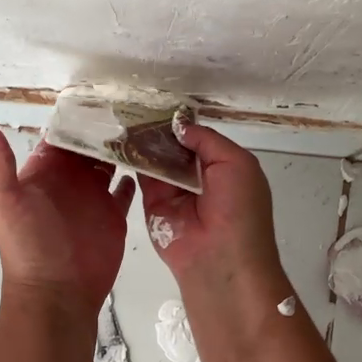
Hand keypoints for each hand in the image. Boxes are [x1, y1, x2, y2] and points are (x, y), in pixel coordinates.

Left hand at [0, 119, 135, 313]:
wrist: (56, 291)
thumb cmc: (28, 245)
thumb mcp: (4, 198)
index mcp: (44, 171)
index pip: (62, 134)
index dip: (77, 114)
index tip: (100, 92)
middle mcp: (70, 179)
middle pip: (90, 143)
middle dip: (107, 125)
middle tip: (133, 101)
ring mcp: (94, 197)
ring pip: (111, 161)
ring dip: (123, 144)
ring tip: (146, 123)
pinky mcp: (115, 215)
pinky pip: (128, 188)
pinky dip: (138, 173)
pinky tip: (151, 156)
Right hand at [139, 122, 285, 295]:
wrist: (220, 257)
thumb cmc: (239, 208)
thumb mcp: (236, 163)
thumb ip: (207, 140)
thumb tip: (179, 125)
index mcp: (224, 167)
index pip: (199, 139)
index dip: (183, 124)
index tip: (162, 104)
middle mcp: (198, 178)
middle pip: (175, 147)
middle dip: (161, 130)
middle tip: (138, 105)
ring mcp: (174, 190)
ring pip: (157, 158)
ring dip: (145, 140)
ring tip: (126, 115)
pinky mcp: (152, 203)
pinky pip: (143, 176)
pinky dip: (133, 158)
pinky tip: (123, 137)